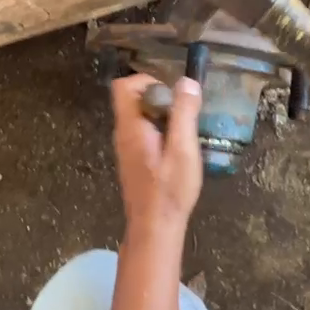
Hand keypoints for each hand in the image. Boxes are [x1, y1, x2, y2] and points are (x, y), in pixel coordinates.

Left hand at [109, 73, 203, 241]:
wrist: (155, 228)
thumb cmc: (169, 189)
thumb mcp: (183, 149)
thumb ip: (184, 114)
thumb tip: (186, 82)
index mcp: (130, 127)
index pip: (124, 86)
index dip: (147, 81)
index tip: (171, 94)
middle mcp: (123, 134)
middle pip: (133, 99)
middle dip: (159, 98)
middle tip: (182, 114)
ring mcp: (126, 148)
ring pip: (140, 116)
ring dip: (161, 116)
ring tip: (183, 132)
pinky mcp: (133, 160)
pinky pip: (143, 132)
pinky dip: (159, 131)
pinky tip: (177, 149)